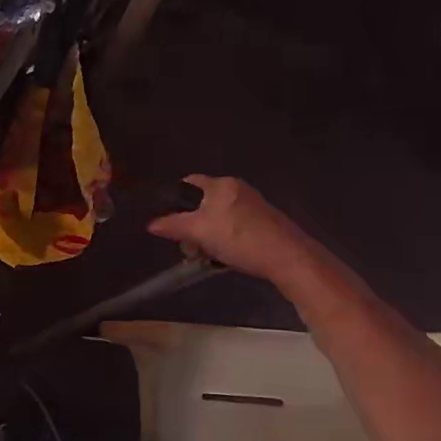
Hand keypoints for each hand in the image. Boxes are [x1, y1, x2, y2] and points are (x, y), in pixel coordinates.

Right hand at [147, 175, 323, 284]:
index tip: (170, 221)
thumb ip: (172, 226)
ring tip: (207, 255)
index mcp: (221, 185)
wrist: (289, 258)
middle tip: (189, 246)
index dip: (174, 199)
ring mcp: (254, 206)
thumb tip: (151, 224)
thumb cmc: (239, 238)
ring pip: (218, 217)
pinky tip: (226, 256)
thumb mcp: (198, 232)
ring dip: (207, 235)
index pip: (188, 182)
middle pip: (202, 203)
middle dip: (190, 224)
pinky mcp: (265, 222)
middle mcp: (238, 189)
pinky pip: (235, 226)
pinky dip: (225, 239)